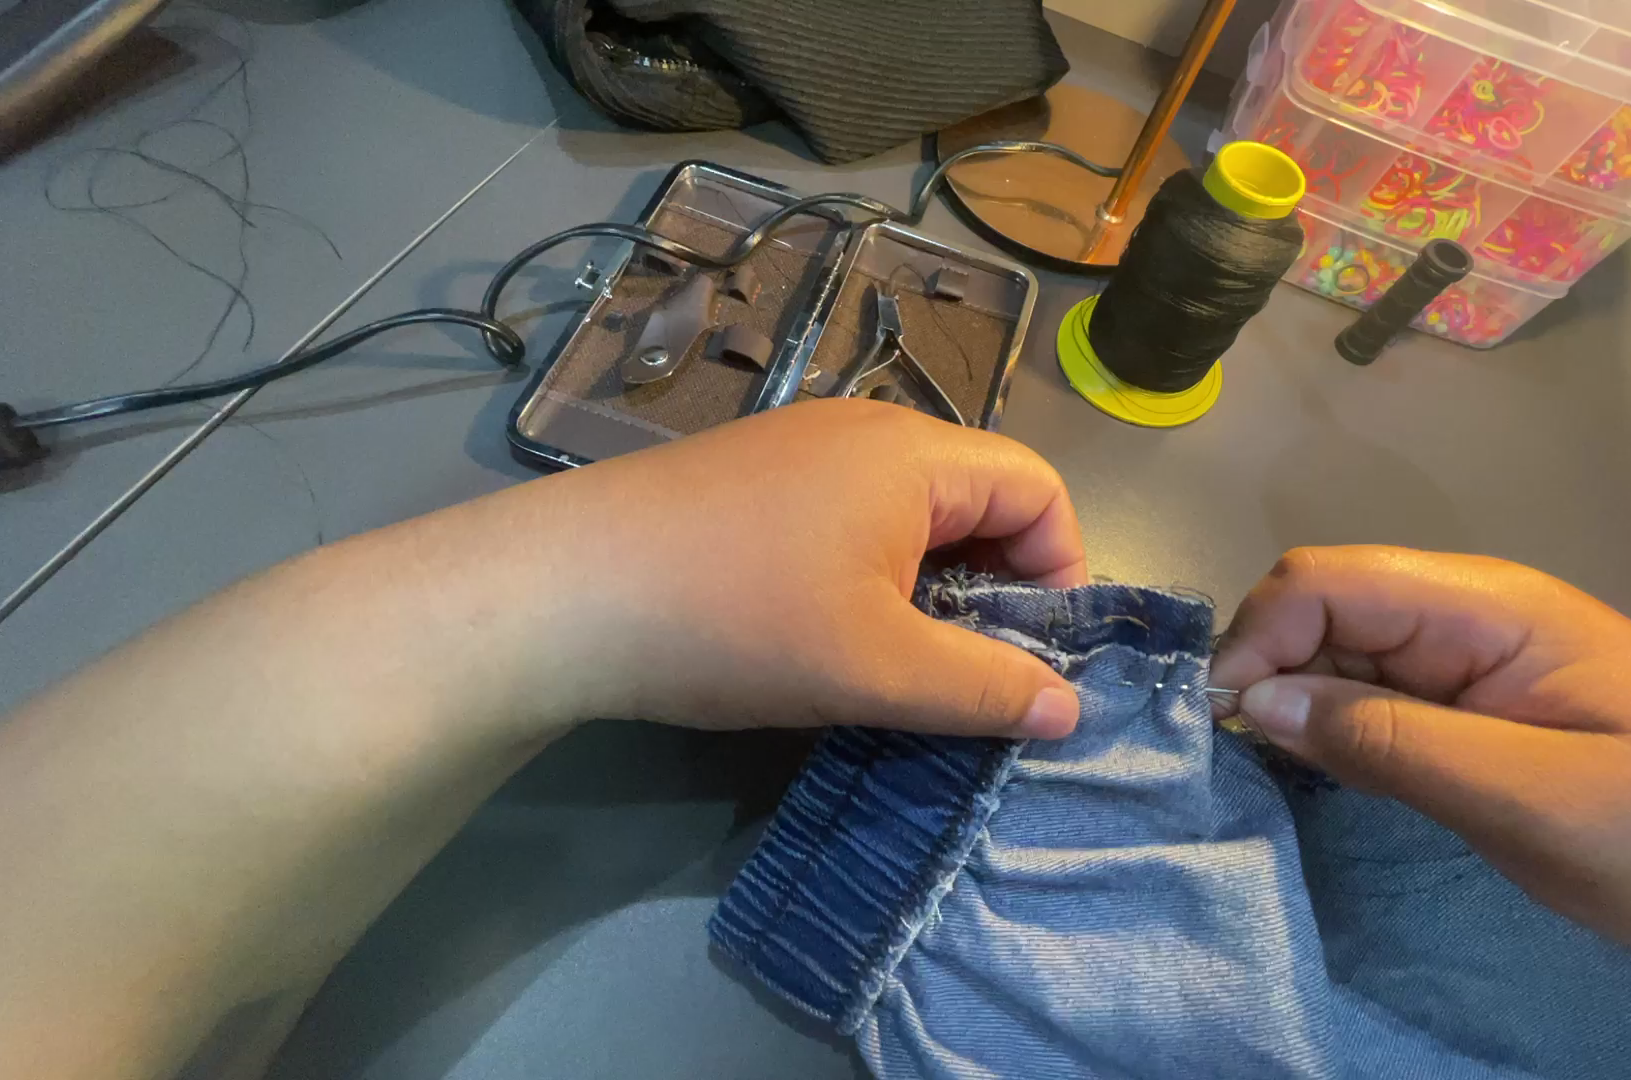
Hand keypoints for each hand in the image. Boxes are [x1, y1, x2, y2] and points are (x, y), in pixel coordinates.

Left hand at [348, 399, 1086, 738]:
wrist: (561, 592)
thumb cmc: (736, 618)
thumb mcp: (877, 666)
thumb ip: (985, 687)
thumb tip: (1069, 708)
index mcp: (913, 452)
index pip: (1038, 487)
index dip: (1060, 568)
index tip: (1035, 650)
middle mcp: (865, 431)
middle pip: (977, 497)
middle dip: (996, 583)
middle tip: (971, 664)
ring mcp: (803, 448)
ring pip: (912, 512)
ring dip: (933, 582)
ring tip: (903, 653)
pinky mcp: (757, 478)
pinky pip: (853, 515)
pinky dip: (875, 570)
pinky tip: (833, 622)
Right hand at [1208, 547, 1630, 988]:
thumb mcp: (1533, 802)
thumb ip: (1386, 743)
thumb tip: (1253, 703)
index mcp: (1481, 605)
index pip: (1323, 581)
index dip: (1259, 635)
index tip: (1231, 716)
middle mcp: (1454, 607)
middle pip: (1315, 604)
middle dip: (1266, 665)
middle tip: (1255, 747)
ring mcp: (1451, 648)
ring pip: (1325, 644)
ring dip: (1291, 695)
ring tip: (1296, 762)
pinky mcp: (1447, 690)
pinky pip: (1354, 684)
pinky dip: (1322, 718)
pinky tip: (1332, 760)